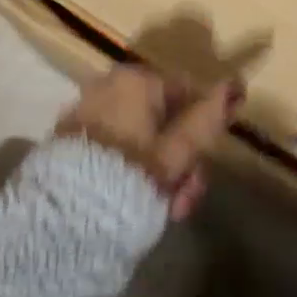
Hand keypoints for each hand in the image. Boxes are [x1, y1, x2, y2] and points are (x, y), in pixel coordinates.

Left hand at [55, 65, 242, 221]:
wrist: (61, 217)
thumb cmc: (129, 173)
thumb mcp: (179, 150)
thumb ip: (209, 117)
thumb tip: (234, 84)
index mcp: (137, 79)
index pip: (186, 92)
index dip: (204, 126)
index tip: (207, 161)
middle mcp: (109, 85)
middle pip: (162, 119)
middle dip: (181, 158)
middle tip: (185, 194)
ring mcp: (86, 112)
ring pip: (138, 137)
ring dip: (158, 170)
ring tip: (165, 206)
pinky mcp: (68, 140)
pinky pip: (113, 147)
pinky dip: (128, 168)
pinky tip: (136, 199)